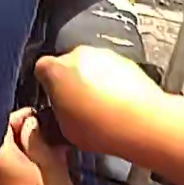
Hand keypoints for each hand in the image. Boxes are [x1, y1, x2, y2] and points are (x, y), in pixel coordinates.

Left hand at [0, 108, 79, 184]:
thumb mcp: (53, 163)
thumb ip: (38, 134)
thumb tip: (31, 121)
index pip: (4, 117)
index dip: (27, 116)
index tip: (42, 122)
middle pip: (0, 136)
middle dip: (24, 135)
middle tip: (48, 144)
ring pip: (2, 155)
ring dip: (23, 154)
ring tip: (47, 165)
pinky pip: (3, 174)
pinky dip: (19, 172)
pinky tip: (39, 182)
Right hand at [34, 47, 165, 152]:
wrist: (142, 122)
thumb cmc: (101, 127)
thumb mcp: (64, 129)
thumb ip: (56, 113)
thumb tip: (59, 112)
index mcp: (56, 69)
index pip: (42, 69)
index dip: (47, 85)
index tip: (52, 97)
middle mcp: (80, 55)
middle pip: (68, 64)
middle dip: (71, 81)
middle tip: (77, 105)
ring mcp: (105, 55)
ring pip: (91, 65)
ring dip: (93, 80)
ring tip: (100, 107)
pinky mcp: (127, 60)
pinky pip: (112, 69)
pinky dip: (112, 81)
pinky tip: (117, 102)